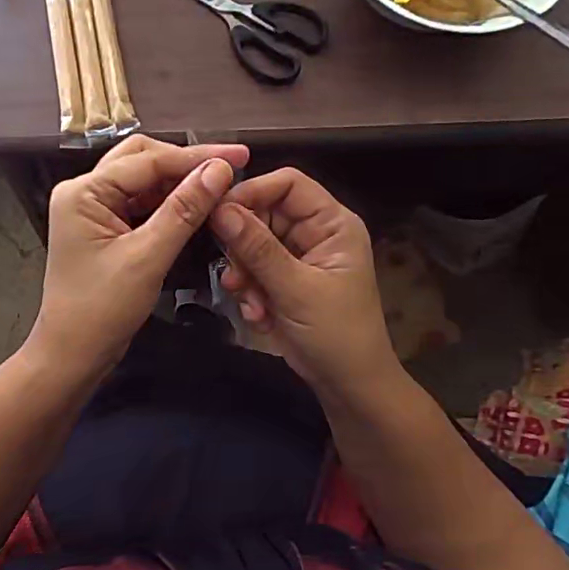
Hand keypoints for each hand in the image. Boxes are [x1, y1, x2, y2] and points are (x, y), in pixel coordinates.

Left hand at [28, 135, 248, 377]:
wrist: (73, 355)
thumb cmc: (100, 311)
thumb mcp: (147, 258)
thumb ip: (184, 210)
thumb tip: (218, 171)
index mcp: (83, 193)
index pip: (147, 161)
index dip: (196, 157)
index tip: (238, 155)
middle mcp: (84, 194)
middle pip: (142, 160)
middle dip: (186, 162)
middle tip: (231, 164)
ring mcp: (93, 212)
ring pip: (143, 181)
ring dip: (179, 182)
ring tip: (220, 184)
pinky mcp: (104, 230)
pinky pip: (141, 204)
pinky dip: (169, 203)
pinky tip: (196, 204)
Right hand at [209, 167, 398, 392]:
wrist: (349, 385)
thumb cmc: (336, 334)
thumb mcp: (294, 289)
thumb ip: (256, 248)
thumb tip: (220, 210)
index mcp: (332, 224)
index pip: (288, 184)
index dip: (252, 192)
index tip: (219, 214)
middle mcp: (315, 234)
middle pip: (264, 214)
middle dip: (244, 246)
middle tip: (235, 275)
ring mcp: (298, 258)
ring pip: (252, 245)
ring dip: (245, 274)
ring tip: (251, 303)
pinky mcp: (284, 282)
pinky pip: (254, 271)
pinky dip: (250, 292)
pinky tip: (258, 315)